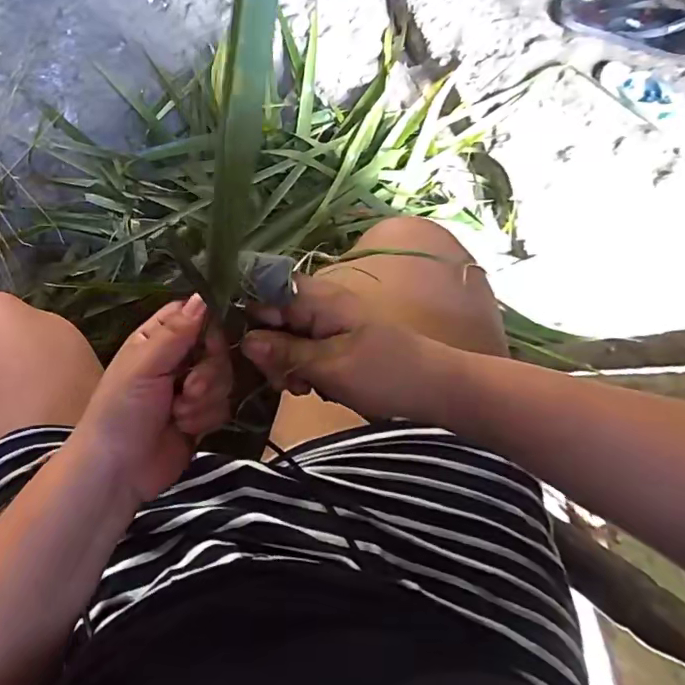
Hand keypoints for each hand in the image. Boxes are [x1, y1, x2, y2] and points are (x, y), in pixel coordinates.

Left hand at [71, 294, 232, 501]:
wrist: (118, 470)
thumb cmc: (121, 409)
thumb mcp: (145, 365)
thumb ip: (176, 332)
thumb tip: (204, 295)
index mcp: (157, 337)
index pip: (195, 314)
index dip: (210, 324)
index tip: (210, 342)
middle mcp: (177, 357)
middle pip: (217, 347)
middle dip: (209, 371)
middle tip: (189, 388)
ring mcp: (191, 387)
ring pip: (224, 378)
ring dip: (204, 399)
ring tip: (178, 414)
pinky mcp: (203, 415)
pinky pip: (224, 405)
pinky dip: (206, 418)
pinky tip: (184, 428)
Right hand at [240, 276, 453, 422]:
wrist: (440, 389)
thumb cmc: (385, 373)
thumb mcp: (330, 366)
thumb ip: (285, 352)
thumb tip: (244, 340)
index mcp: (317, 298)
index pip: (264, 295)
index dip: (251, 322)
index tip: (253, 356)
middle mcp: (319, 303)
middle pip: (272, 318)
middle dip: (270, 351)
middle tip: (286, 382)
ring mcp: (329, 322)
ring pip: (286, 337)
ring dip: (286, 364)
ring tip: (302, 388)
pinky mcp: (337, 341)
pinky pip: (305, 350)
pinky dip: (304, 369)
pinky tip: (314, 388)